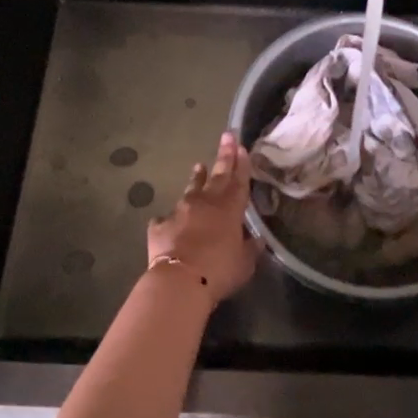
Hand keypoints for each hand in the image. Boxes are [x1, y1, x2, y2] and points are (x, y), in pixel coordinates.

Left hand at [147, 131, 261, 303]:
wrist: (179, 281)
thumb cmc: (219, 271)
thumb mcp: (244, 263)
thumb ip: (250, 248)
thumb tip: (256, 239)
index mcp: (229, 209)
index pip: (239, 180)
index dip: (241, 163)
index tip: (241, 146)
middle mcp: (206, 203)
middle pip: (217, 175)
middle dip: (224, 155)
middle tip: (227, 136)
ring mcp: (181, 211)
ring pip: (191, 189)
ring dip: (197, 177)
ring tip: (198, 166)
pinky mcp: (161, 225)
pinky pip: (165, 219)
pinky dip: (169, 219)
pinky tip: (166, 221)